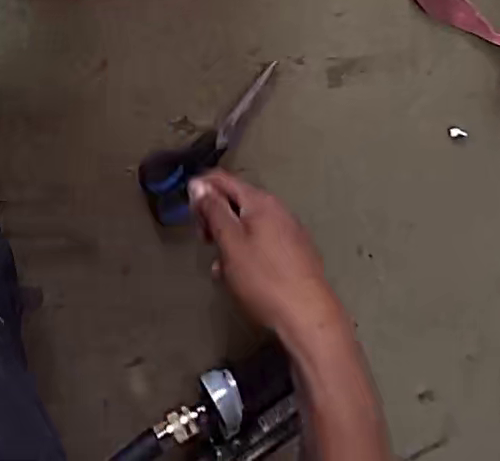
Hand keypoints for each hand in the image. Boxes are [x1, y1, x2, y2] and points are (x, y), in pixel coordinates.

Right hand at [190, 170, 347, 344]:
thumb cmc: (264, 279)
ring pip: (248, 222)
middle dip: (214, 215)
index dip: (201, 188)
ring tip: (220, 263)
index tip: (189, 210)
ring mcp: (289, 230)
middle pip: (236, 199)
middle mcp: (277, 208)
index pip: (222, 179)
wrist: (310, 320)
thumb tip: (199, 184)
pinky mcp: (296, 252)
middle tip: (204, 239)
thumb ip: (213, 210)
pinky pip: (262, 239)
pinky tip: (240, 273)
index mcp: (260, 200)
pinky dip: (245, 248)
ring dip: (228, 235)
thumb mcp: (230, 242)